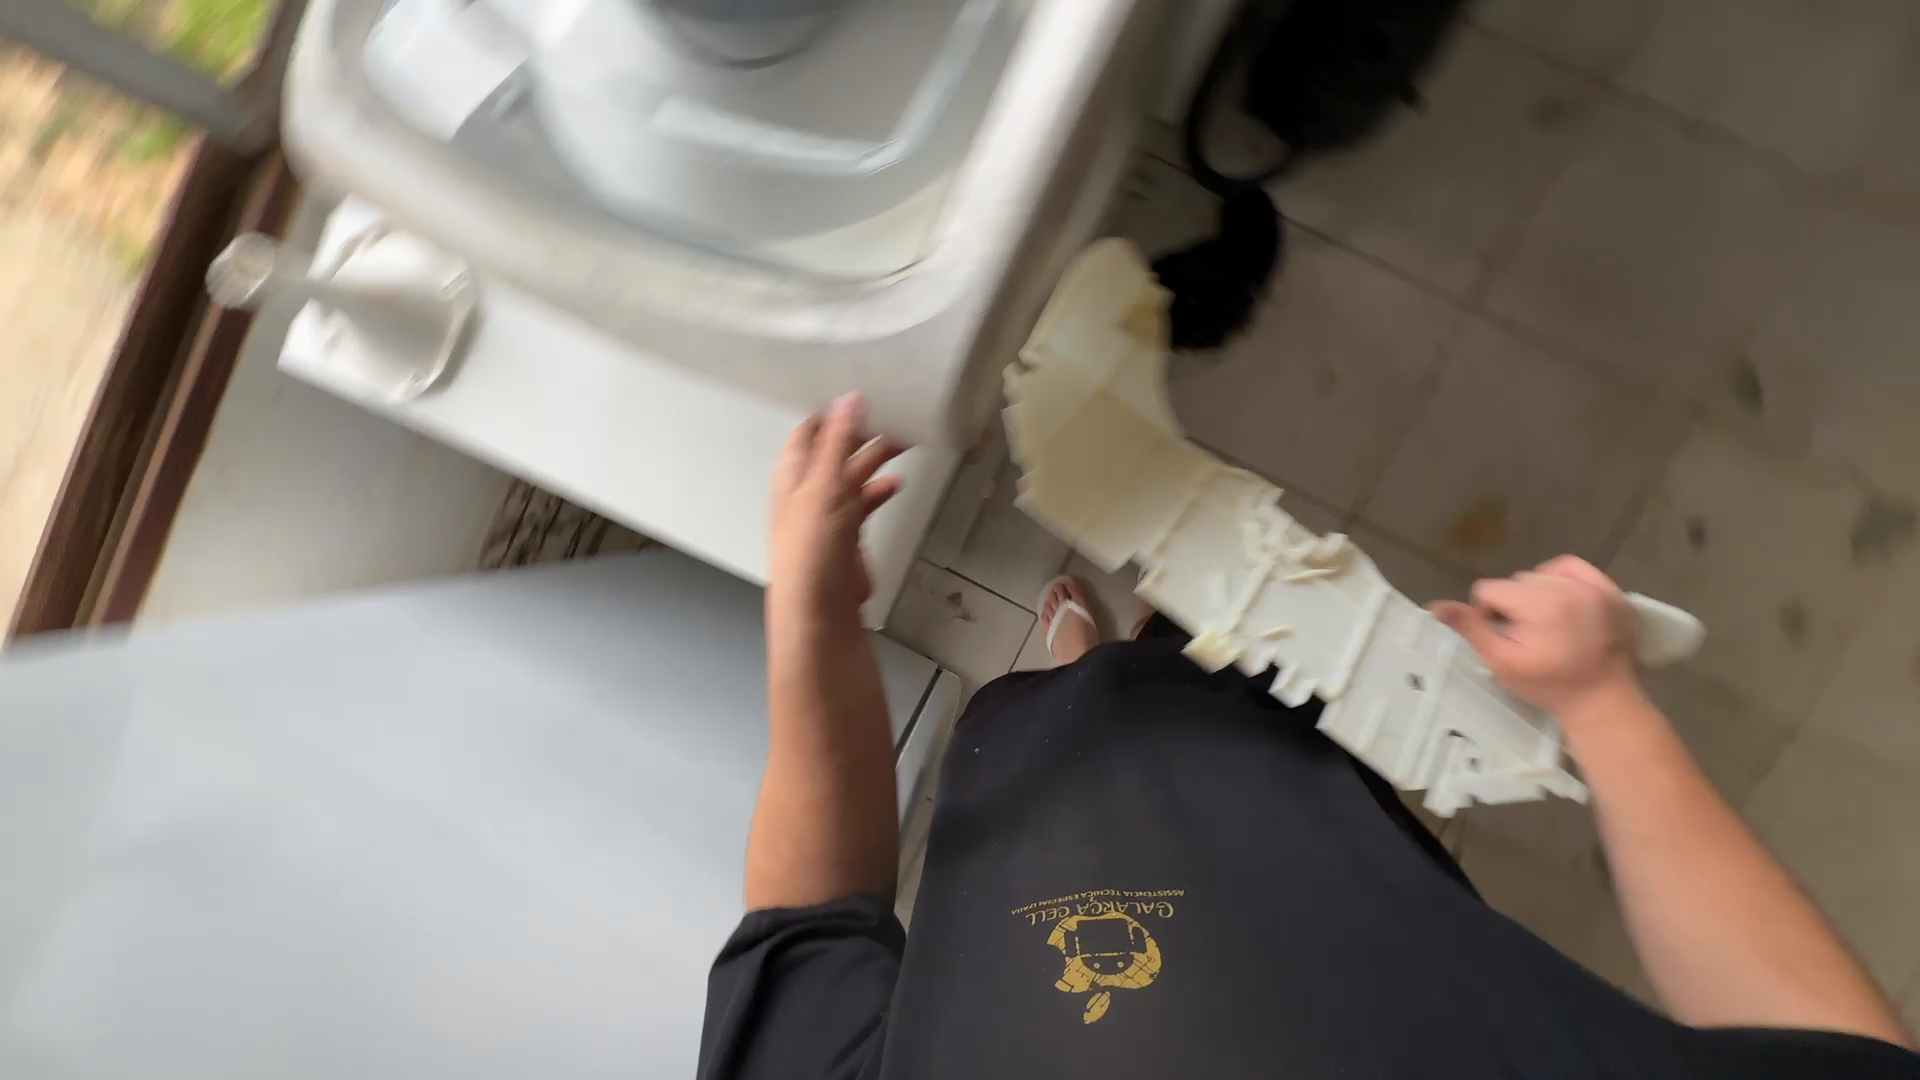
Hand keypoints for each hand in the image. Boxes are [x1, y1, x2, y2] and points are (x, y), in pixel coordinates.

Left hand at [768, 393, 903, 635]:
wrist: (819, 604)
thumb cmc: (811, 546)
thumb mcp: (824, 484)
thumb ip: (838, 442)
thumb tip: (849, 400)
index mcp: (793, 475)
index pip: (809, 433)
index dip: (831, 413)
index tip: (859, 395)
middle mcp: (808, 490)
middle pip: (835, 452)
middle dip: (861, 434)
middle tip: (891, 414)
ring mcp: (828, 513)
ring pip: (853, 476)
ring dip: (875, 460)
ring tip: (902, 441)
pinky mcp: (847, 533)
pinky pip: (865, 503)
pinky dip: (880, 491)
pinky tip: (895, 483)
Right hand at [1430, 556, 1641, 716]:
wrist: (1604, 700)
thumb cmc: (1548, 684)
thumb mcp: (1500, 660)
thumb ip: (1470, 628)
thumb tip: (1435, 606)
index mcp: (1540, 604)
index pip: (1488, 590)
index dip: (1486, 613)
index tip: (1503, 637)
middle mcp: (1569, 588)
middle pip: (1514, 581)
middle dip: (1511, 603)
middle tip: (1525, 634)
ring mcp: (1595, 589)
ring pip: (1540, 574)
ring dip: (1533, 592)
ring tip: (1543, 619)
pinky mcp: (1612, 593)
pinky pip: (1573, 567)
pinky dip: (1560, 577)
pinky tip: (1559, 598)